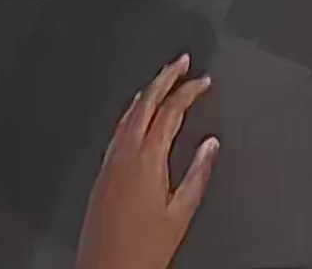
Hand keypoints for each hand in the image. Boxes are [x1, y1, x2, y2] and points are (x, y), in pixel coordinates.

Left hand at [77, 54, 219, 268]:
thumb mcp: (180, 214)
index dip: (189, 90)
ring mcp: (109, 165)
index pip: (171, 110)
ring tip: (161, 79)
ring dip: (147, 91)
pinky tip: (134, 114)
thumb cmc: (140, 254)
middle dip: (166, 77)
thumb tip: (210, 145)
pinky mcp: (100, 177)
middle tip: (182, 61)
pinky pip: (117, 130)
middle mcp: (124, 155)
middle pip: (146, 102)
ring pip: (129, 114)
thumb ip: (198, 174)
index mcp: (146, 159)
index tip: (203, 80)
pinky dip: (131, 113)